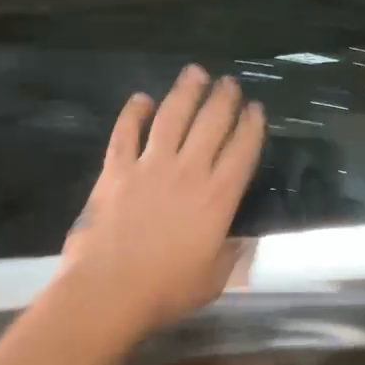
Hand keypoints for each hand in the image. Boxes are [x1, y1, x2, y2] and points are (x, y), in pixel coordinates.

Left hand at [57, 65, 265, 335]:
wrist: (108, 291)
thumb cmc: (167, 290)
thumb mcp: (215, 278)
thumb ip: (233, 254)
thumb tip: (244, 239)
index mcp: (218, 198)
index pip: (242, 151)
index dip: (251, 126)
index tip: (256, 109)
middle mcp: (188, 172)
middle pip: (211, 124)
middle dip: (224, 100)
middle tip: (230, 83)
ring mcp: (149, 166)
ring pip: (172, 117)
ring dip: (185, 92)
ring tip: (195, 73)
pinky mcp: (116, 170)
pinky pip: (126, 132)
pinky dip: (134, 112)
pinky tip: (141, 99)